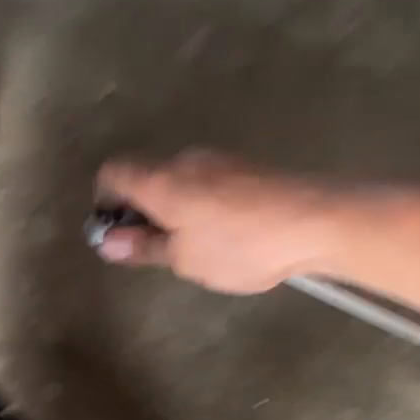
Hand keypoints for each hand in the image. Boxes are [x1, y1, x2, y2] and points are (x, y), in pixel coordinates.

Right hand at [94, 151, 338, 294]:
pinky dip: (210, 211)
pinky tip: (232, 241)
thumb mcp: (186, 259)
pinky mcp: (251, 171)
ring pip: (185, 184)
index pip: (113, 173)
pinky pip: (215, 188)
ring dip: (181, 213)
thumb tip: (108, 241)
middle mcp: (186, 160)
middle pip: (150, 177)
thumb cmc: (239, 246)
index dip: (106, 201)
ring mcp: (222, 162)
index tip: (117, 234)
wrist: (312, 221)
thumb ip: (146, 247)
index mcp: (159, 179)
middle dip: (147, 211)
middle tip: (161, 252)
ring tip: (202, 253)